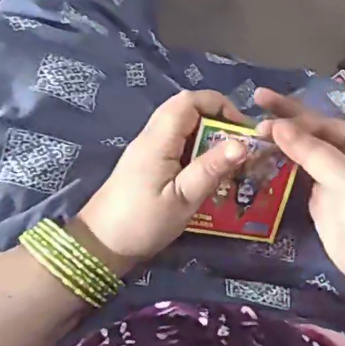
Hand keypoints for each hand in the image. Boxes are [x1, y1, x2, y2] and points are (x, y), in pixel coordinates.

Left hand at [73, 90, 250, 273]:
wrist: (101, 244)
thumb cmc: (142, 222)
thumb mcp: (182, 199)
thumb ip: (211, 169)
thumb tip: (243, 144)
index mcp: (159, 140)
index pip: (189, 100)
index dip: (219, 105)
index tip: (242, 128)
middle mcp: (151, 137)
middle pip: (187, 112)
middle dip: (218, 123)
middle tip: (241, 149)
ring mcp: (147, 151)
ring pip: (183, 130)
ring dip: (209, 140)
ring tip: (230, 164)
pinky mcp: (147, 165)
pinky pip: (177, 146)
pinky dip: (197, 153)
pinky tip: (209, 176)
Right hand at [253, 89, 344, 290]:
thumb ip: (314, 153)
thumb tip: (278, 126)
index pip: (320, 123)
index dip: (292, 113)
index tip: (260, 106)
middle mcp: (343, 159)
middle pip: (308, 135)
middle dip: (282, 122)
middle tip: (250, 109)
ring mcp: (329, 182)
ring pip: (299, 157)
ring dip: (276, 146)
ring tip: (247, 137)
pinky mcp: (318, 204)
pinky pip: (295, 180)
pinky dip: (277, 170)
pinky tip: (258, 163)